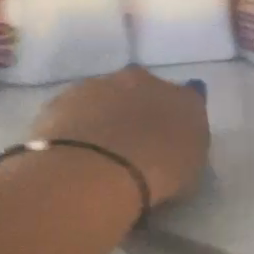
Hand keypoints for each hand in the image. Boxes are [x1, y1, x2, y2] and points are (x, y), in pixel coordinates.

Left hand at [30, 68, 208, 205]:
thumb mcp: (192, 163)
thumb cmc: (160, 172)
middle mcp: (146, 81)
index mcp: (186, 98)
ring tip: (103, 143)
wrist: (97, 170)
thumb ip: (186, 143)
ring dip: (108, 111)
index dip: (181, 112)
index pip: (191, 96)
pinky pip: (75, 107)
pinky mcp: (61, 98)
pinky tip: (78, 145)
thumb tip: (176, 139)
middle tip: (138, 133)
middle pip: (146, 87)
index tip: (175, 130)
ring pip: (108, 93)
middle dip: (142, 103)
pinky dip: (79, 120)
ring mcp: (101, 85)